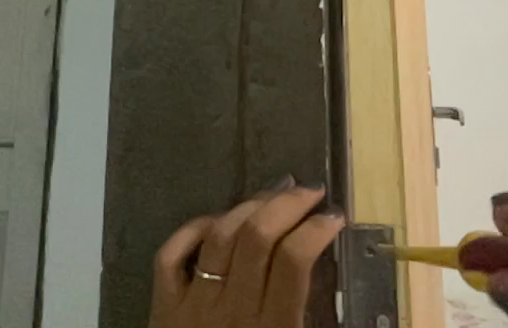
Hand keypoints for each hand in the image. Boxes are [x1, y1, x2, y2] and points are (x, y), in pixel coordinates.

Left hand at [150, 181, 346, 327]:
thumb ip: (312, 320)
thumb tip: (343, 294)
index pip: (294, 262)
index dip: (317, 229)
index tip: (335, 217)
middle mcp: (232, 311)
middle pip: (258, 236)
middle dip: (288, 203)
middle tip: (310, 192)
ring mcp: (193, 305)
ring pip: (220, 234)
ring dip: (250, 205)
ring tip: (273, 196)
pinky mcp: (163, 306)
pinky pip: (172, 254)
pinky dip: (193, 228)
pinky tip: (217, 221)